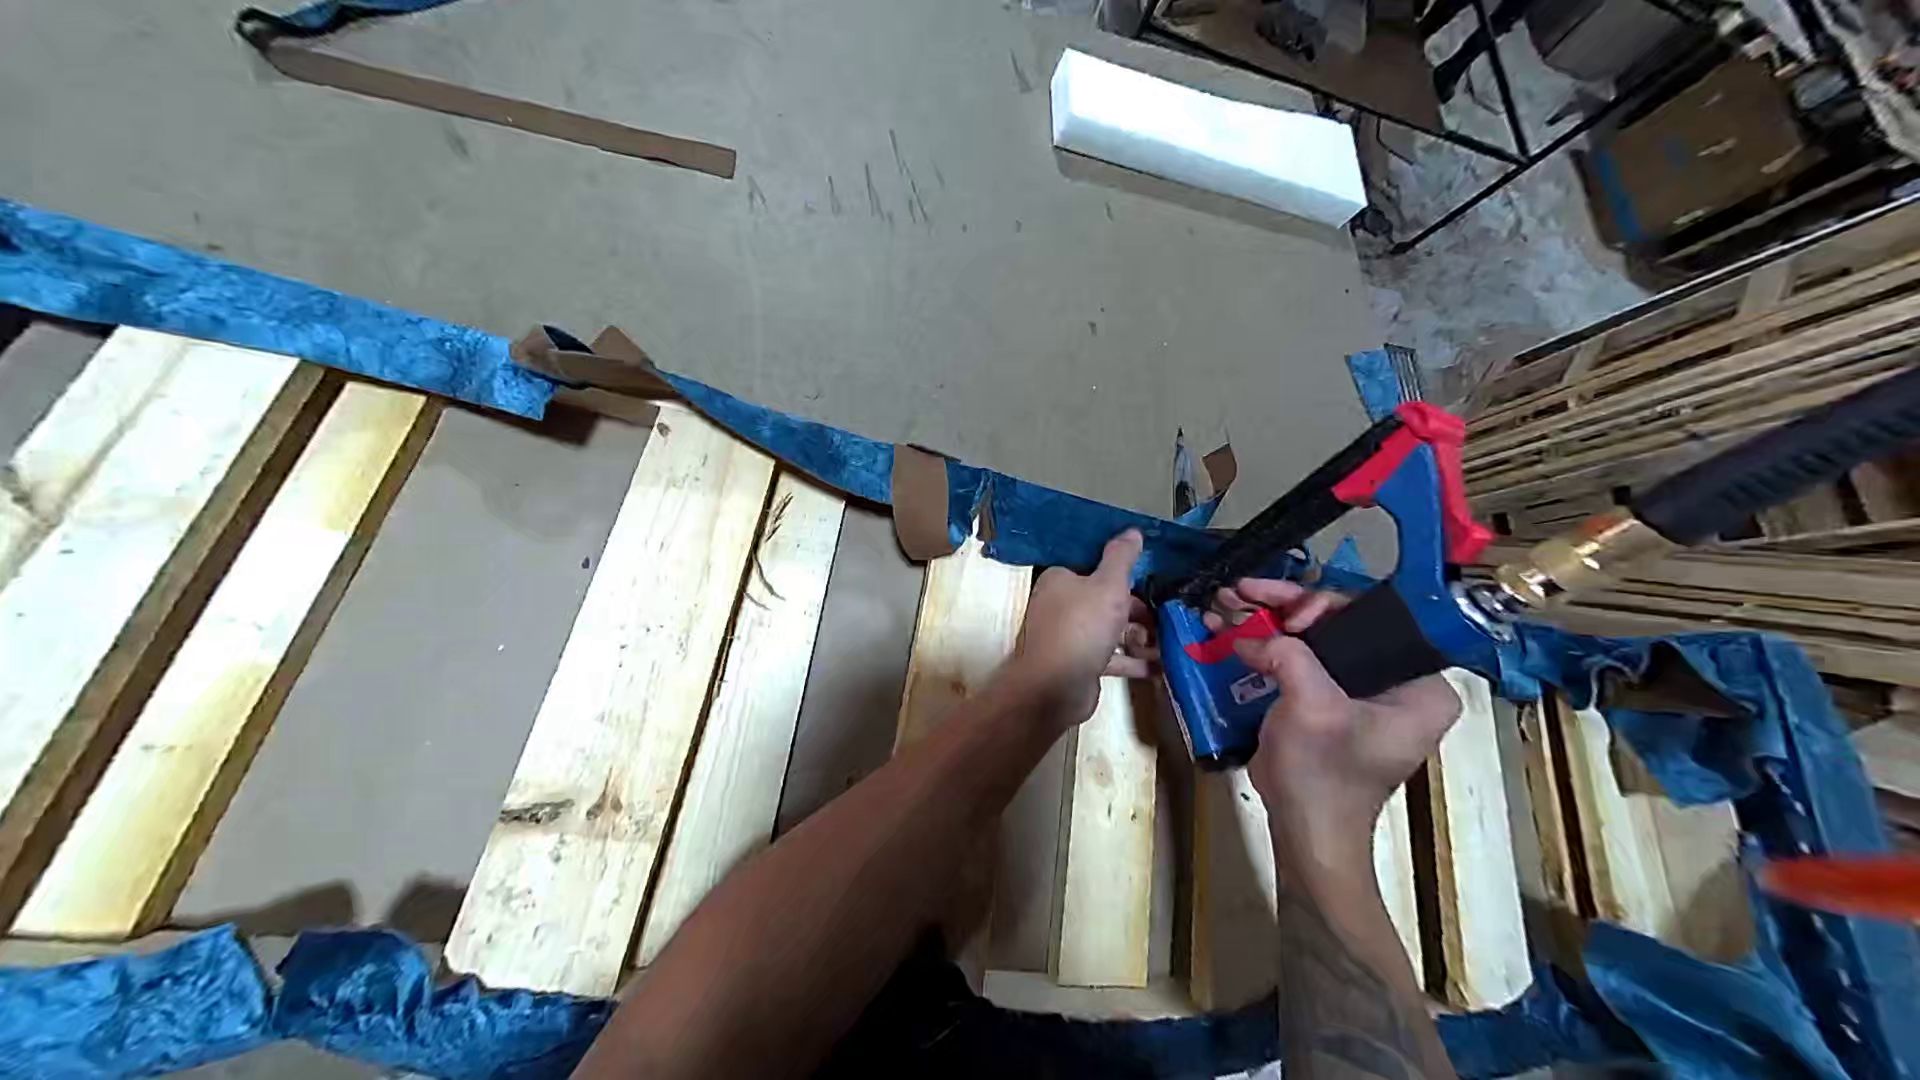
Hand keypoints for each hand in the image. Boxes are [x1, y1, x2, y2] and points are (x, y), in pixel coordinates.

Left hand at [1006, 529, 1150, 725]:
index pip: (1093, 568)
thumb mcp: (1109, 585)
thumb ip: (1122, 558)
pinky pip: (1109, 657)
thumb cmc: (1082, 626)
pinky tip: (1159, 667)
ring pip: (1108, 630)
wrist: (1056, 686)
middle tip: (1165, 618)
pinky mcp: (1077, 664)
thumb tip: (1132, 531)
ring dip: (1138, 637)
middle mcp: (1059, 605)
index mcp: (1060, 580)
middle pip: (1104, 601)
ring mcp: (1067, 637)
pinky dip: (1132, 661)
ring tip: (1167, 644)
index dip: (1122, 575)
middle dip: (1137, 611)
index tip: (1150, 582)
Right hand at [1212, 580, 1459, 860]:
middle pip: (1337, 622)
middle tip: (1245, 591)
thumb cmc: (1323, 774)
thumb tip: (1249, 635)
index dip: (1327, 606)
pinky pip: (1296, 659)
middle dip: (1285, 606)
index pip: (1376, 620)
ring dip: (1267, 619)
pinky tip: (1228, 630)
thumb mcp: (1311, 708)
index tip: (1288, 616)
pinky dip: (1264, 644)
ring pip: (1311, 637)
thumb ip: (1288, 656)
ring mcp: (1355, 691)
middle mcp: (1393, 682)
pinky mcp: (1324, 700)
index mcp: (1418, 685)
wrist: (1304, 829)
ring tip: (1226, 600)